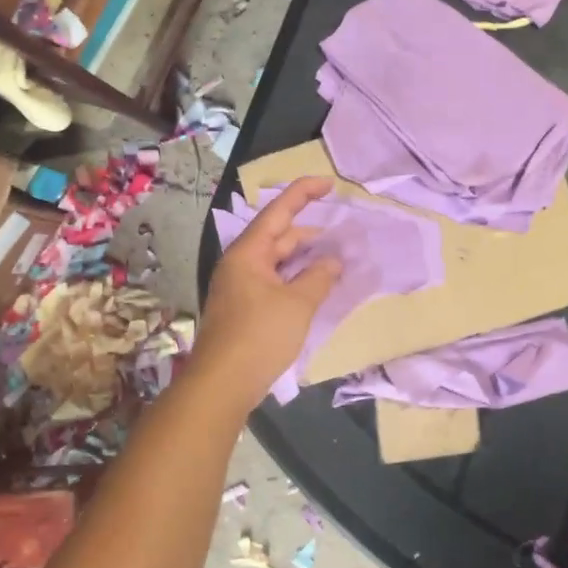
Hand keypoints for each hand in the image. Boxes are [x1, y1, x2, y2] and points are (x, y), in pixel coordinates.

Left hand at [196, 176, 343, 401]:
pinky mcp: (245, 310)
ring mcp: (241, 288)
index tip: (329, 183)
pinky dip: (297, 280)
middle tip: (344, 236)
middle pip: (279, 237)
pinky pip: (275, 283)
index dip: (304, 193)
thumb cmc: (259, 336)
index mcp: (248, 253)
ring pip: (278, 262)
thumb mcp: (298, 304)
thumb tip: (332, 261)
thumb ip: (319, 277)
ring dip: (306, 260)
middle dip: (311, 234)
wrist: (222, 384)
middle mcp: (241, 264)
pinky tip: (317, 288)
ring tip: (338, 261)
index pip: (278, 211)